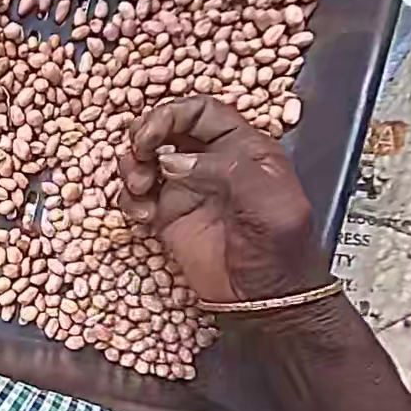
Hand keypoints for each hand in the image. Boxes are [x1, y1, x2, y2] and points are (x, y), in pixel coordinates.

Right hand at [116, 96, 331, 302]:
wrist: (264, 299)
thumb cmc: (280, 249)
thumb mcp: (270, 201)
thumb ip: (226, 169)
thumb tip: (170, 160)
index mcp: (241, 148)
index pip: (201, 112)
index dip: (172, 114)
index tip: (151, 135)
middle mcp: (208, 162)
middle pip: (165, 129)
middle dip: (143, 137)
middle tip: (139, 156)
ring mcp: (183, 188)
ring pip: (144, 160)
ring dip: (132, 168)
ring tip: (140, 189)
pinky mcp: (165, 216)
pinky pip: (135, 196)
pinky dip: (130, 201)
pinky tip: (144, 217)